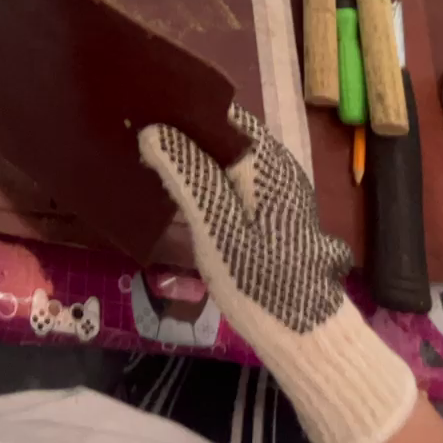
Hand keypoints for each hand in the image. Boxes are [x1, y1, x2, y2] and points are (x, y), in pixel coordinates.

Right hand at [140, 106, 418, 442]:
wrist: (305, 336)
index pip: (220, 111)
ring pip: (227, 154)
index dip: (183, 106)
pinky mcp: (273, 209)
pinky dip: (206, 175)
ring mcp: (277, 186)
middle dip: (183, 129)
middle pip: (222, 131)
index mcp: (264, 159)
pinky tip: (179, 189)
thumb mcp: (216, 226)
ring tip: (150, 157)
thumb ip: (187, 174)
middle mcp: (275, 163)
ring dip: (192, 153)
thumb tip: (153, 130)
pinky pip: (233, 176)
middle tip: (137, 133)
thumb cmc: (259, 278)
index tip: (144, 107)